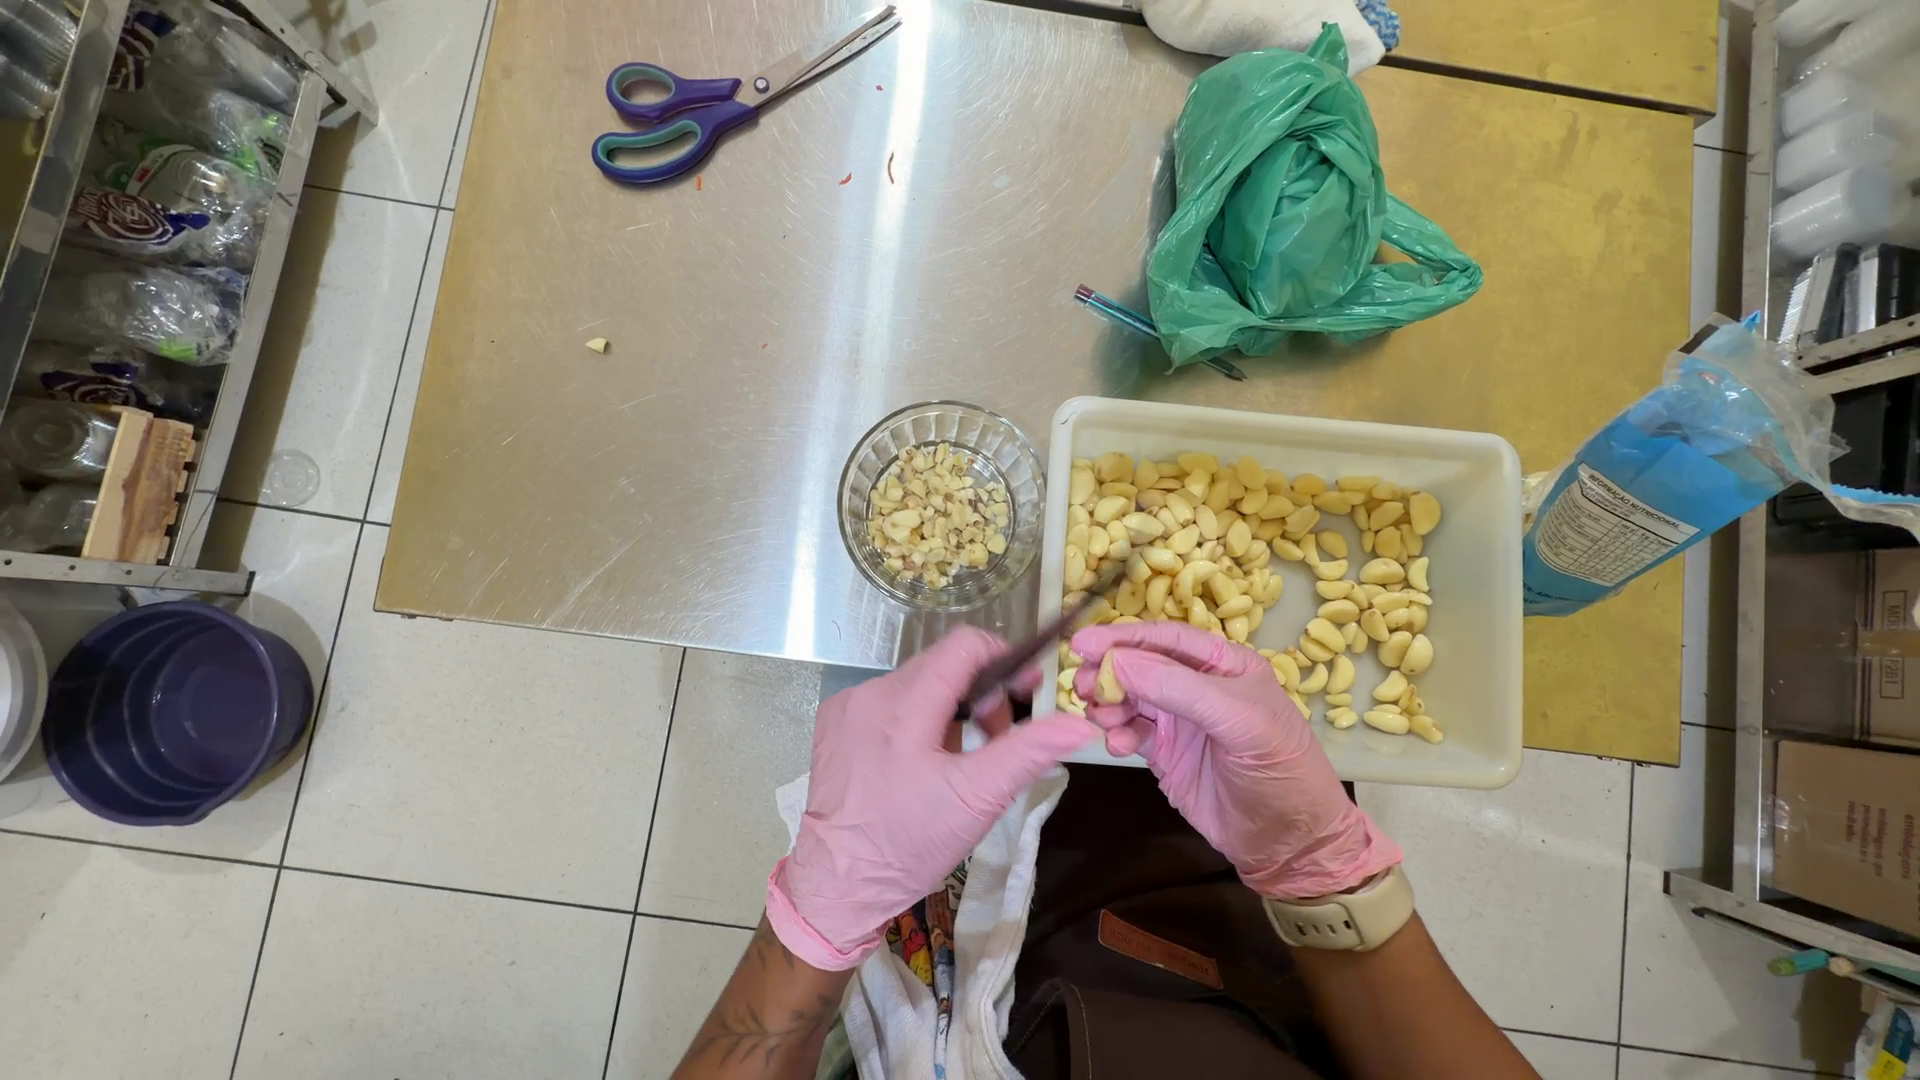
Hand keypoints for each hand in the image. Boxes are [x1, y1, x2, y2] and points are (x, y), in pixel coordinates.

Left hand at [766, 627, 1098, 970]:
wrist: (836, 886)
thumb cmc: (910, 844)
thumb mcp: (977, 800)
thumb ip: (1028, 753)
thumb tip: (1081, 725)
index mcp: (905, 704)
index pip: (965, 645)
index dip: (1003, 659)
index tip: (1023, 694)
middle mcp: (871, 692)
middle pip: (942, 664)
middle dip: (979, 693)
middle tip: (995, 739)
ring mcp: (846, 705)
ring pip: (916, 682)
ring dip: (947, 707)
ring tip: (956, 757)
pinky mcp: (832, 722)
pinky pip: (888, 700)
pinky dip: (913, 718)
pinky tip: (915, 761)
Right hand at [1070, 622, 1400, 900]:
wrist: (1288, 845)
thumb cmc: (1278, 771)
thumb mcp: (1237, 720)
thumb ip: (1176, 687)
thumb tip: (1115, 662)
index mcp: (1222, 665)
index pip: (1167, 639)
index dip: (1125, 637)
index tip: (1083, 643)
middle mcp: (1196, 685)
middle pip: (1140, 665)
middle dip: (1109, 671)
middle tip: (1083, 684)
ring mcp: (1178, 720)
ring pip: (1129, 697)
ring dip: (1108, 703)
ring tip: (1100, 717)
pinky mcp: (1163, 753)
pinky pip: (1129, 732)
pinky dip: (1116, 735)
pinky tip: (1116, 747)